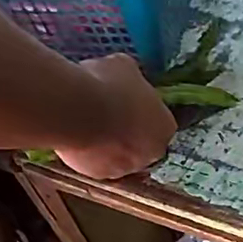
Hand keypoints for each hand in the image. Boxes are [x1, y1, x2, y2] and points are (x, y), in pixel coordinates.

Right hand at [58, 54, 176, 179]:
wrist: (78, 111)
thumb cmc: (108, 84)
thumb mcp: (124, 67)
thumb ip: (131, 79)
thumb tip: (124, 78)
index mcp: (166, 127)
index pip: (159, 121)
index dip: (142, 111)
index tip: (126, 102)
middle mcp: (151, 154)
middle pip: (141, 143)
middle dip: (127, 132)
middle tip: (108, 114)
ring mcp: (126, 168)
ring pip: (118, 156)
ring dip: (108, 143)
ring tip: (87, 123)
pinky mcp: (100, 175)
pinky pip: (96, 163)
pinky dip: (88, 152)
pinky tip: (76, 134)